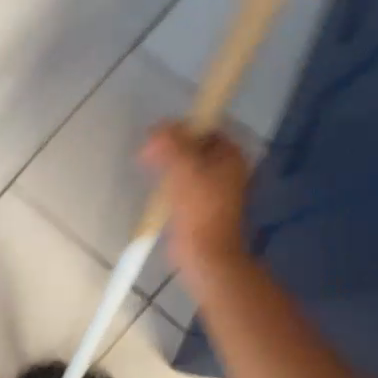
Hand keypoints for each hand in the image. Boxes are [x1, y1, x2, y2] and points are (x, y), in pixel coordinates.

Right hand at [140, 123, 252, 276]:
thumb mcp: (185, 169)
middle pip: (195, 142)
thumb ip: (171, 144)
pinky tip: (154, 182)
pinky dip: (168, 176)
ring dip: (167, 159)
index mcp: (231, 155)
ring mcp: (213, 185)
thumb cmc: (199, 208)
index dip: (182, 125)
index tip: (159, 133)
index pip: (207, 125)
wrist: (204, 252)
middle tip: (149, 149)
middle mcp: (226, 166)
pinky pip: (182, 178)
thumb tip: (157, 129)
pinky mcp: (199, 201)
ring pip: (187, 161)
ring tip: (147, 162)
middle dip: (171, 142)